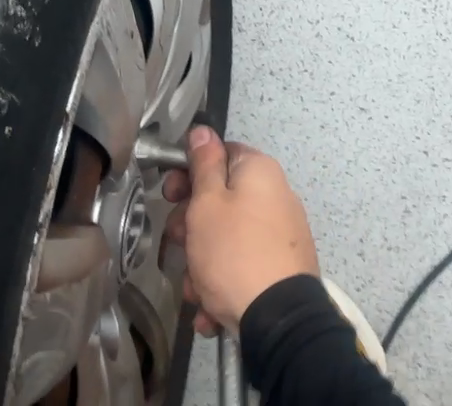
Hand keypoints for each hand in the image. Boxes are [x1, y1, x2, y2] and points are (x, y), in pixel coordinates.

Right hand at [161, 125, 317, 334]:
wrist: (278, 320)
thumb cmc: (234, 251)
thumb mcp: (208, 203)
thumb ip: (203, 164)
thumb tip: (203, 130)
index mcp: (259, 172)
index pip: (219, 155)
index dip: (189, 173)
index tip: (170, 194)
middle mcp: (275, 197)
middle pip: (220, 201)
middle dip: (191, 227)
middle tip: (177, 243)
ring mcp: (280, 236)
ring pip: (226, 240)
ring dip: (202, 264)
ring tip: (195, 291)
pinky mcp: (281, 269)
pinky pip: (242, 266)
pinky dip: (222, 284)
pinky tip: (210, 310)